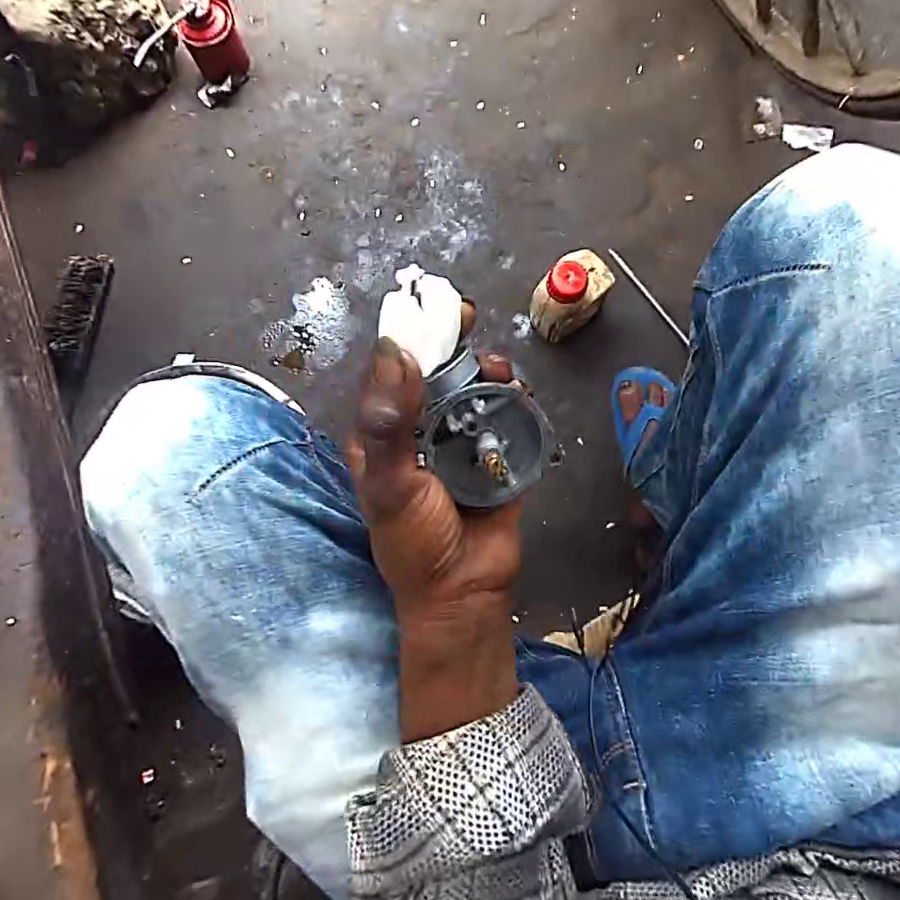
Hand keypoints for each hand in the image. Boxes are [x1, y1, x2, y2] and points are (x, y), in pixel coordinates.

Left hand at [349, 321, 523, 739]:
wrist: (465, 592)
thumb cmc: (415, 543)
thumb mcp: (389, 484)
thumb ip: (389, 422)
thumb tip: (394, 351)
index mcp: (382, 434)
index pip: (388, 373)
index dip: (406, 336)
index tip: (426, 307)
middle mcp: (420, 429)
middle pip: (434, 372)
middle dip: (451, 344)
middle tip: (468, 320)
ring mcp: (459, 439)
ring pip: (472, 387)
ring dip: (485, 369)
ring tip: (497, 370)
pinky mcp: (495, 451)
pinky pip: (504, 414)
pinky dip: (512, 397)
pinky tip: (516, 391)